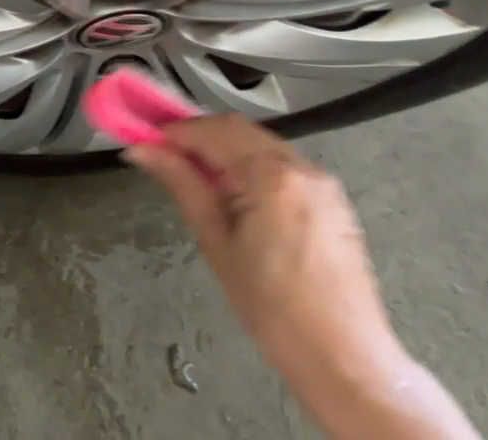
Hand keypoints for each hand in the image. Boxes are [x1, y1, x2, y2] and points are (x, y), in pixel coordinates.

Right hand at [125, 116, 404, 377]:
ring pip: (260, 143)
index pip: (210, 131)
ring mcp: (322, 182)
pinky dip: (251, 165)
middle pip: (236, 129)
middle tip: (163, 156)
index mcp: (270, 176)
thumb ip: (181, 185)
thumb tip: (142, 150)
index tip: (143, 138)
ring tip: (196, 180)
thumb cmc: (273, 308)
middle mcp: (301, 168)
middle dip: (197, 136)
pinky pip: (282, 163)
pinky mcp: (332, 200)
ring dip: (224, 149)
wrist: (344, 358)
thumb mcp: (215, 243)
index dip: (171, 131)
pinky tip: (235, 195)